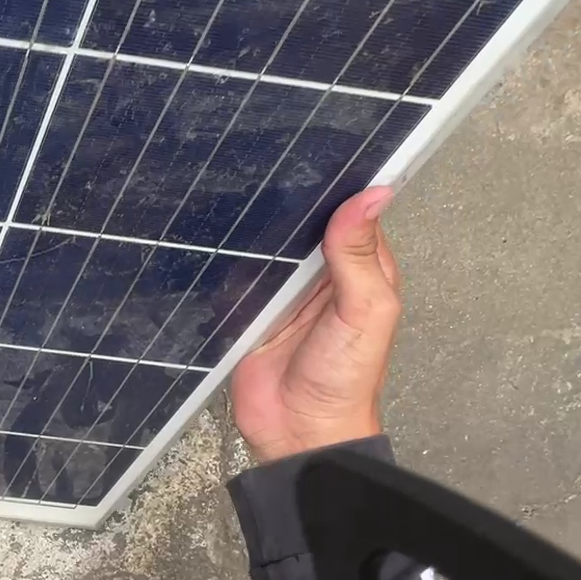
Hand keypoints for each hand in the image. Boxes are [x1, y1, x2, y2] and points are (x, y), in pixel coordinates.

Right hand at [230, 187, 401, 463]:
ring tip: (230, 194)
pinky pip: (234, 285)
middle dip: (286, 206)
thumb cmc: (344, 377)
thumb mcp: (363, 312)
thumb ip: (358, 257)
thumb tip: (370, 195)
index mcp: (358, 271)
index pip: (350, 216)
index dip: (340, 186)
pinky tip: (211, 245)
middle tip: (261, 166)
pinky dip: (224, 269)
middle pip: (301, 231)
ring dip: (253, 235)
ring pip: (265, 254)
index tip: (318, 148)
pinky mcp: (245, 317)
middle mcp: (317, 280)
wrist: (296, 431)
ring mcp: (278, 298)